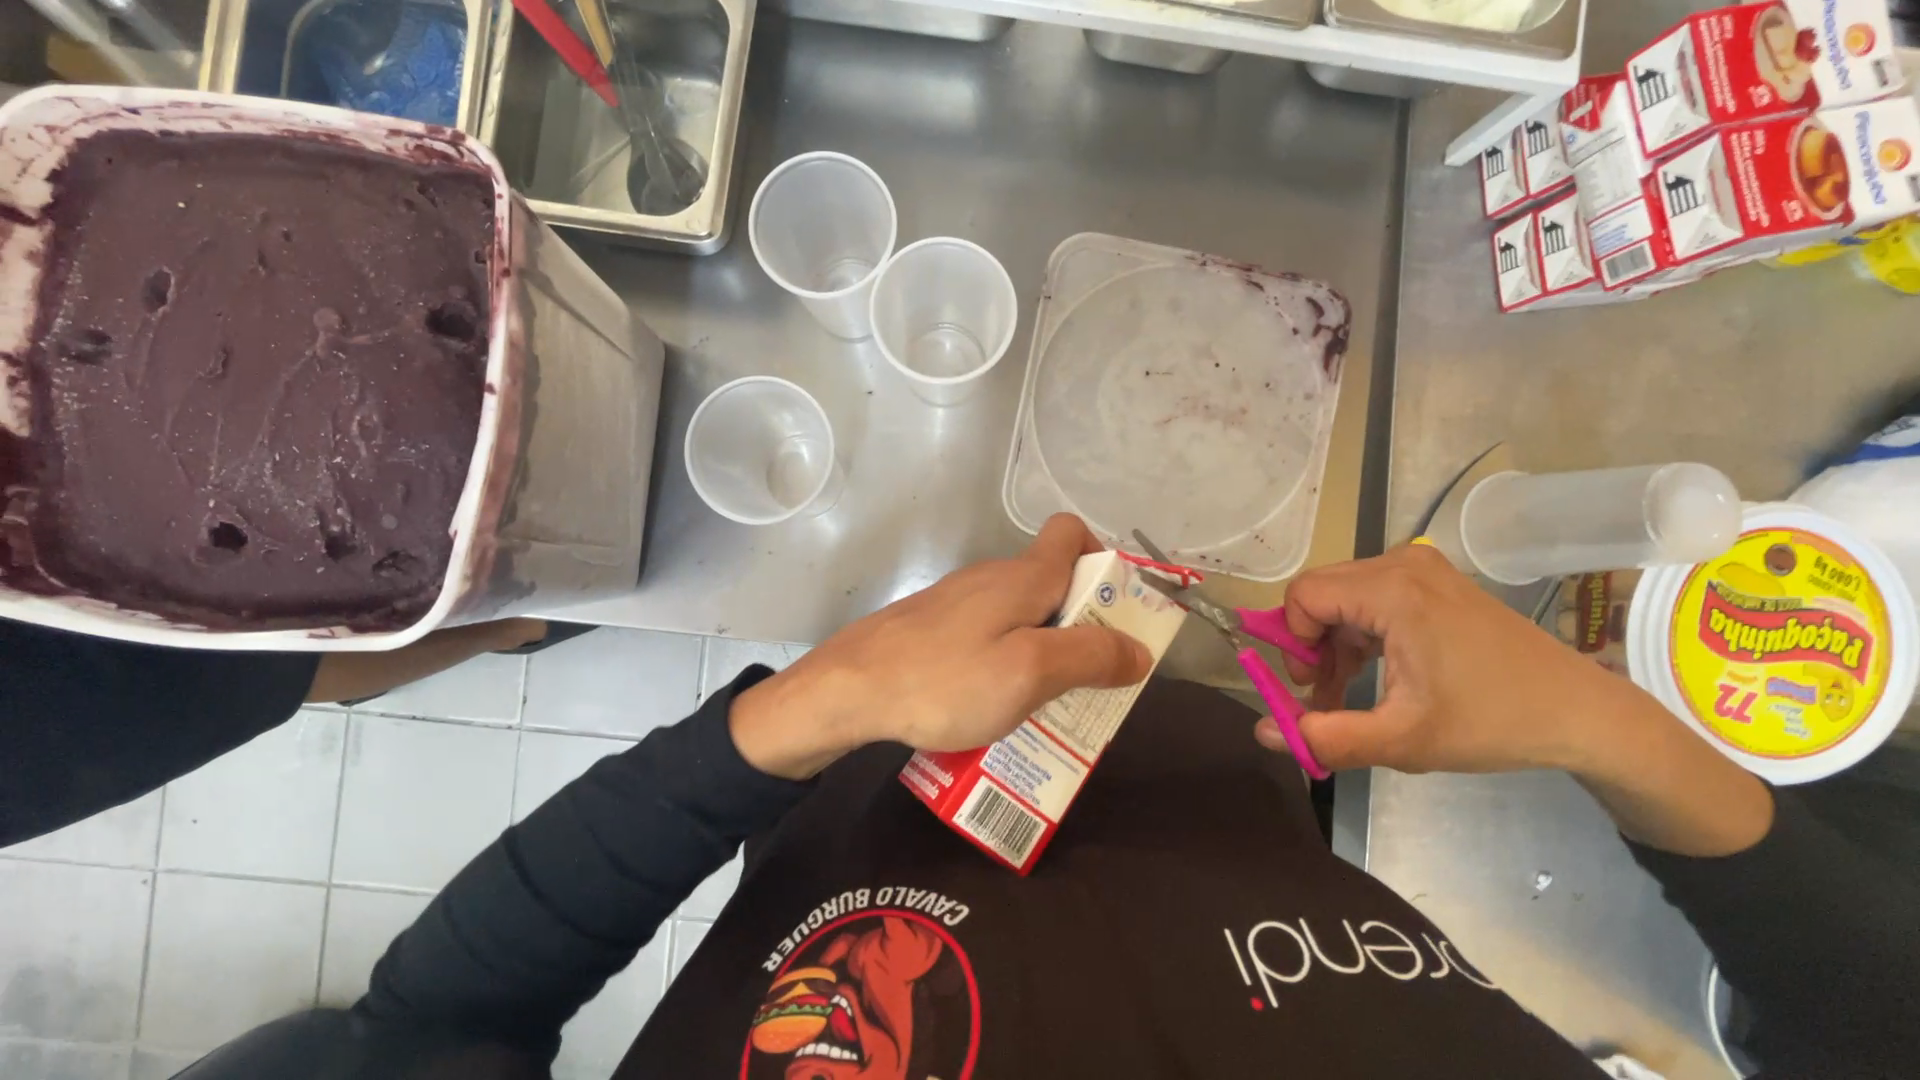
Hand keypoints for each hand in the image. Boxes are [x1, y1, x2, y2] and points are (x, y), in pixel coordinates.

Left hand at [729, 514, 1153, 779]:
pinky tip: (992, 709)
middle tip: (1090, 682)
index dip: (1102, 561)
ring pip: (1019, 618)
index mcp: (1023, 577)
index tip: (1114, 611)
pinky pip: (986, 640)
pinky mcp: (931, 631)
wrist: (847, 691)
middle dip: (1081, 627)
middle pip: (1052, 585)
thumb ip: (1091, 656)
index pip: (1072, 533)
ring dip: (1043, 654)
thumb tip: (1140, 649)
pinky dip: (1004, 667)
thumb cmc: (946, 679)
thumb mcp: (1031, 672)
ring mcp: (956, 604)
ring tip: (1046, 708)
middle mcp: (991, 579)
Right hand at [1264, 543, 1638, 774]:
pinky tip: (1372, 676)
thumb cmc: (1492, 722)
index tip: (1308, 687)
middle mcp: (1403, 565)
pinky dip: (1358, 635)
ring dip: (1332, 645)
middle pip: (1320, 594)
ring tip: (1344, 693)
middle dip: (1310, 647)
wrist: (1581, 713)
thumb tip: (1263, 733)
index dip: (1292, 642)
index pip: (1303, 596)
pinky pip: (1369, 598)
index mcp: (1394, 591)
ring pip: (1341, 597)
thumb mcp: (1403, 740)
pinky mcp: (1434, 583)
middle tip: (1322, 695)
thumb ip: (1327, 737)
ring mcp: (1422, 569)